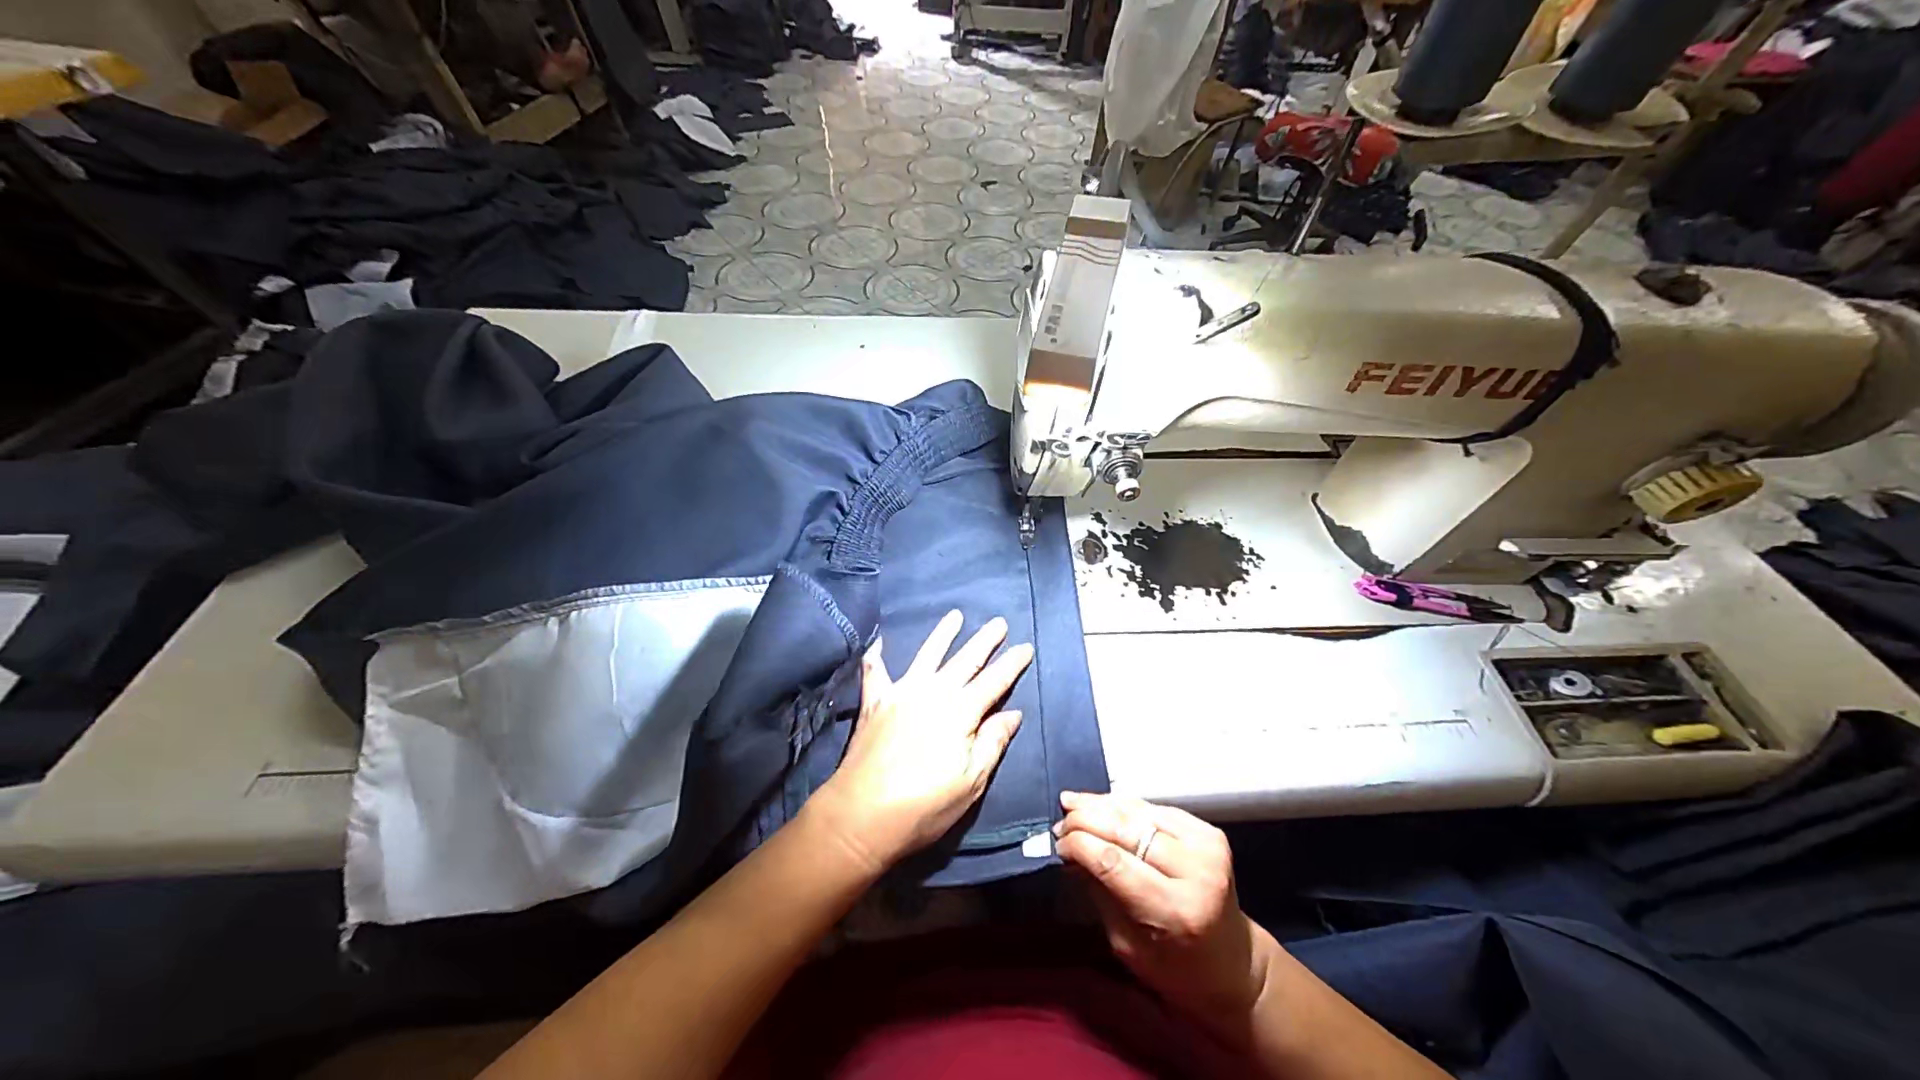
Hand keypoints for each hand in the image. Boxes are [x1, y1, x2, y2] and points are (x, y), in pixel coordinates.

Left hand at [806, 611, 1033, 875]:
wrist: (862, 814)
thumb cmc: (924, 805)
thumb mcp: (971, 781)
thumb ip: (991, 743)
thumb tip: (1013, 713)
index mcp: (960, 712)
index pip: (994, 681)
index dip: (1012, 664)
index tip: (1026, 646)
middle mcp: (932, 693)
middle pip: (964, 660)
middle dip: (984, 641)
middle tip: (998, 622)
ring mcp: (900, 694)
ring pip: (926, 656)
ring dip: (942, 634)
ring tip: (955, 616)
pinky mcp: (874, 703)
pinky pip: (875, 673)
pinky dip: (876, 657)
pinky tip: (878, 643)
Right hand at [1053, 792, 1277, 1035]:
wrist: (1232, 963)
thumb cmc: (1174, 967)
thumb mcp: (1126, 943)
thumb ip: (1100, 891)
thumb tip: (1069, 851)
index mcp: (1176, 910)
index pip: (1113, 861)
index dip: (1078, 845)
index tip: (1057, 844)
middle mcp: (1196, 872)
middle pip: (1125, 829)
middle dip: (1085, 819)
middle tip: (1061, 822)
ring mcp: (1207, 847)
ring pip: (1140, 810)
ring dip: (1101, 805)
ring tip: (1073, 804)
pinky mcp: (1210, 832)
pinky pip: (1156, 808)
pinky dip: (1126, 806)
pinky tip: (1104, 806)